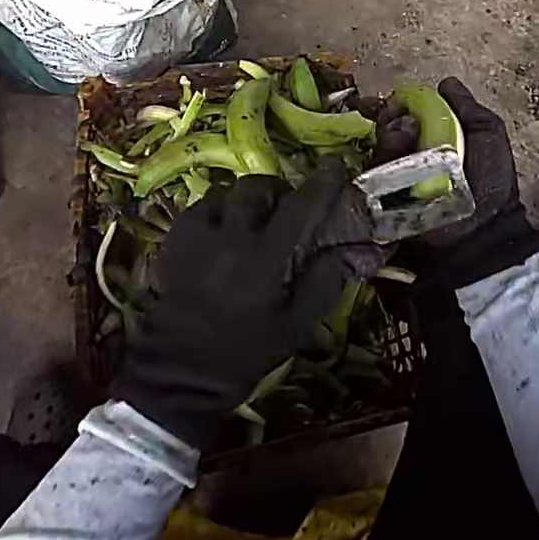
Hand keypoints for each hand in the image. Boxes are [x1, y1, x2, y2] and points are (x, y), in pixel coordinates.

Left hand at [111, 157, 383, 449]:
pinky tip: (221, 232)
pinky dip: (216, 211)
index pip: (302, 206)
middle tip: (285, 209)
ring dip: (244, 200)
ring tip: (251, 220)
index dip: (323, 183)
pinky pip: (199, 207)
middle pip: (258, 187)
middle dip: (277, 192)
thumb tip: (365, 251)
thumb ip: (328, 278)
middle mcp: (232, 236)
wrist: (180, 372)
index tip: (338, 167)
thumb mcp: (297, 321)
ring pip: (226, 192)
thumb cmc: (246, 350)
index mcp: (267, 257)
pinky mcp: (173, 241)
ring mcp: (198, 236)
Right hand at [375, 78, 538, 288]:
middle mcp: (410, 157)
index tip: (386, 100)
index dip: (391, 105)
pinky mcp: (388, 204)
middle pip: (384, 129)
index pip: (402, 115)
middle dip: (386, 116)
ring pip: (378, 151)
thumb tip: (446, 82)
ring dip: (388, 137)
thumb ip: (468, 108)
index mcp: (432, 139)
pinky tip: (396, 157)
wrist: (487, 226)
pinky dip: (382, 163)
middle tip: (394, 115)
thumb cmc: (492, 179)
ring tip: (403, 133)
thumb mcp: (488, 134)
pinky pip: (375, 179)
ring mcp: (397, 181)